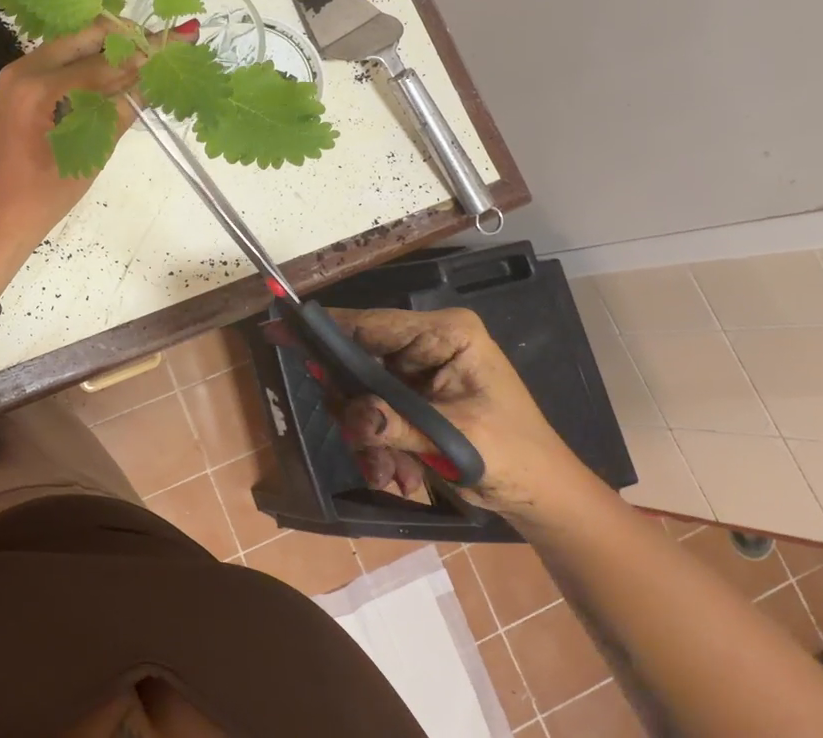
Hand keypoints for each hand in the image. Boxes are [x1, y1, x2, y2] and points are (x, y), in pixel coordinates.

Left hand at [0, 22, 139, 251]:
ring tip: (146, 54)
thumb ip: (121, 109)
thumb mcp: (89, 152)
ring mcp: (16, 78)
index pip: (101, 61)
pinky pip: (59, 66)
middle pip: (82, 40)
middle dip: (123, 39)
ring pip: (71, 49)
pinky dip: (87, 66)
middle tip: (161, 40)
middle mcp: (23, 71)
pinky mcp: (17, 90)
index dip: (141, 52)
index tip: (178, 38)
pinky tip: (117, 74)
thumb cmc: (42, 195)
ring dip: (106, 51)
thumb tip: (155, 76)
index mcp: (37, 86)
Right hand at [329, 307, 593, 518]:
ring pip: (357, 393)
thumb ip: (400, 424)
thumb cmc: (517, 458)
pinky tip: (397, 474)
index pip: (370, 325)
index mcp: (446, 335)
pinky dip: (375, 447)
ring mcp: (414, 371)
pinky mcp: (408, 398)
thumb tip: (354, 416)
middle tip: (361, 444)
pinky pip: (368, 414)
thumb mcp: (458, 440)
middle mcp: (425, 344)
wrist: (543, 497)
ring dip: (367, 438)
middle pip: (356, 362)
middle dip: (355, 410)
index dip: (325, 333)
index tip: (279, 331)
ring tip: (389, 473)